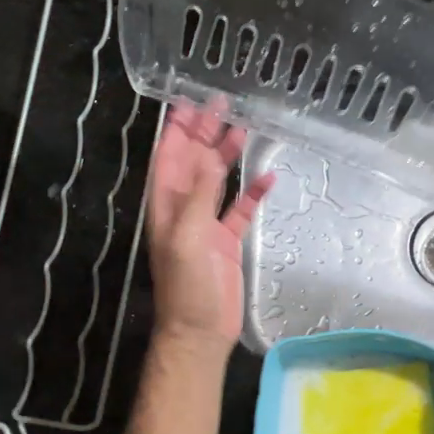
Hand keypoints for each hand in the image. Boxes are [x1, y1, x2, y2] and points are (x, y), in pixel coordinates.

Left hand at [146, 102, 274, 352]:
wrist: (199, 331)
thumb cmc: (186, 285)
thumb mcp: (188, 235)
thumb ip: (199, 194)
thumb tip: (209, 154)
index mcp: (165, 206)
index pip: (169, 157)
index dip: (177, 130)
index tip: (190, 102)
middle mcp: (183, 210)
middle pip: (192, 162)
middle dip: (204, 133)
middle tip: (222, 104)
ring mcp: (206, 225)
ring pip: (216, 181)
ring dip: (226, 156)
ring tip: (244, 128)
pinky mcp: (227, 242)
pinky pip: (240, 210)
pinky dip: (252, 193)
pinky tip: (268, 177)